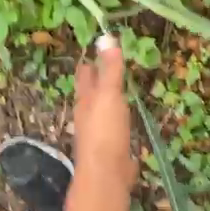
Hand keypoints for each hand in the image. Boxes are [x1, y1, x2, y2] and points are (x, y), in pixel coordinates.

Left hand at [73, 33, 136, 192]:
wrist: (106, 173)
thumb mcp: (109, 94)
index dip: (91, 62)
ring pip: (100, 110)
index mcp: (85, 99)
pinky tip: (124, 120)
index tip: (99, 49)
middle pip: (90, 92)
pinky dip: (117, 120)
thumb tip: (106, 37)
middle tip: (108, 66)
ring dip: (107, 100)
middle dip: (96, 80)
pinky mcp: (110, 147)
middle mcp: (87, 114)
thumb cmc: (105, 130)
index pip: (85, 74)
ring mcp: (97, 132)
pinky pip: (112, 128)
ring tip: (117, 90)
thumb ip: (109, 68)